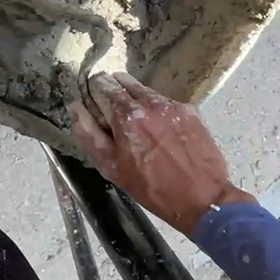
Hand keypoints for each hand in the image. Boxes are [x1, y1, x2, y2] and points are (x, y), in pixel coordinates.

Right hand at [71, 71, 253, 236]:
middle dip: (114, 91)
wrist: (203, 199)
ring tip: (140, 127)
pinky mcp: (191, 112)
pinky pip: (166, 103)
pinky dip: (158, 111)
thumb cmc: (151, 187)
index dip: (94, 92)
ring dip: (136, 101)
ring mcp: (173, 106)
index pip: (102, 84)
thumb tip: (75, 107)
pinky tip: (162, 133)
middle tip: (114, 115)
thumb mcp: (110, 166)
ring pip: (145, 91)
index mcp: (126, 115)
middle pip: (123, 80)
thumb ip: (88, 133)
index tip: (95, 104)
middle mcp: (150, 103)